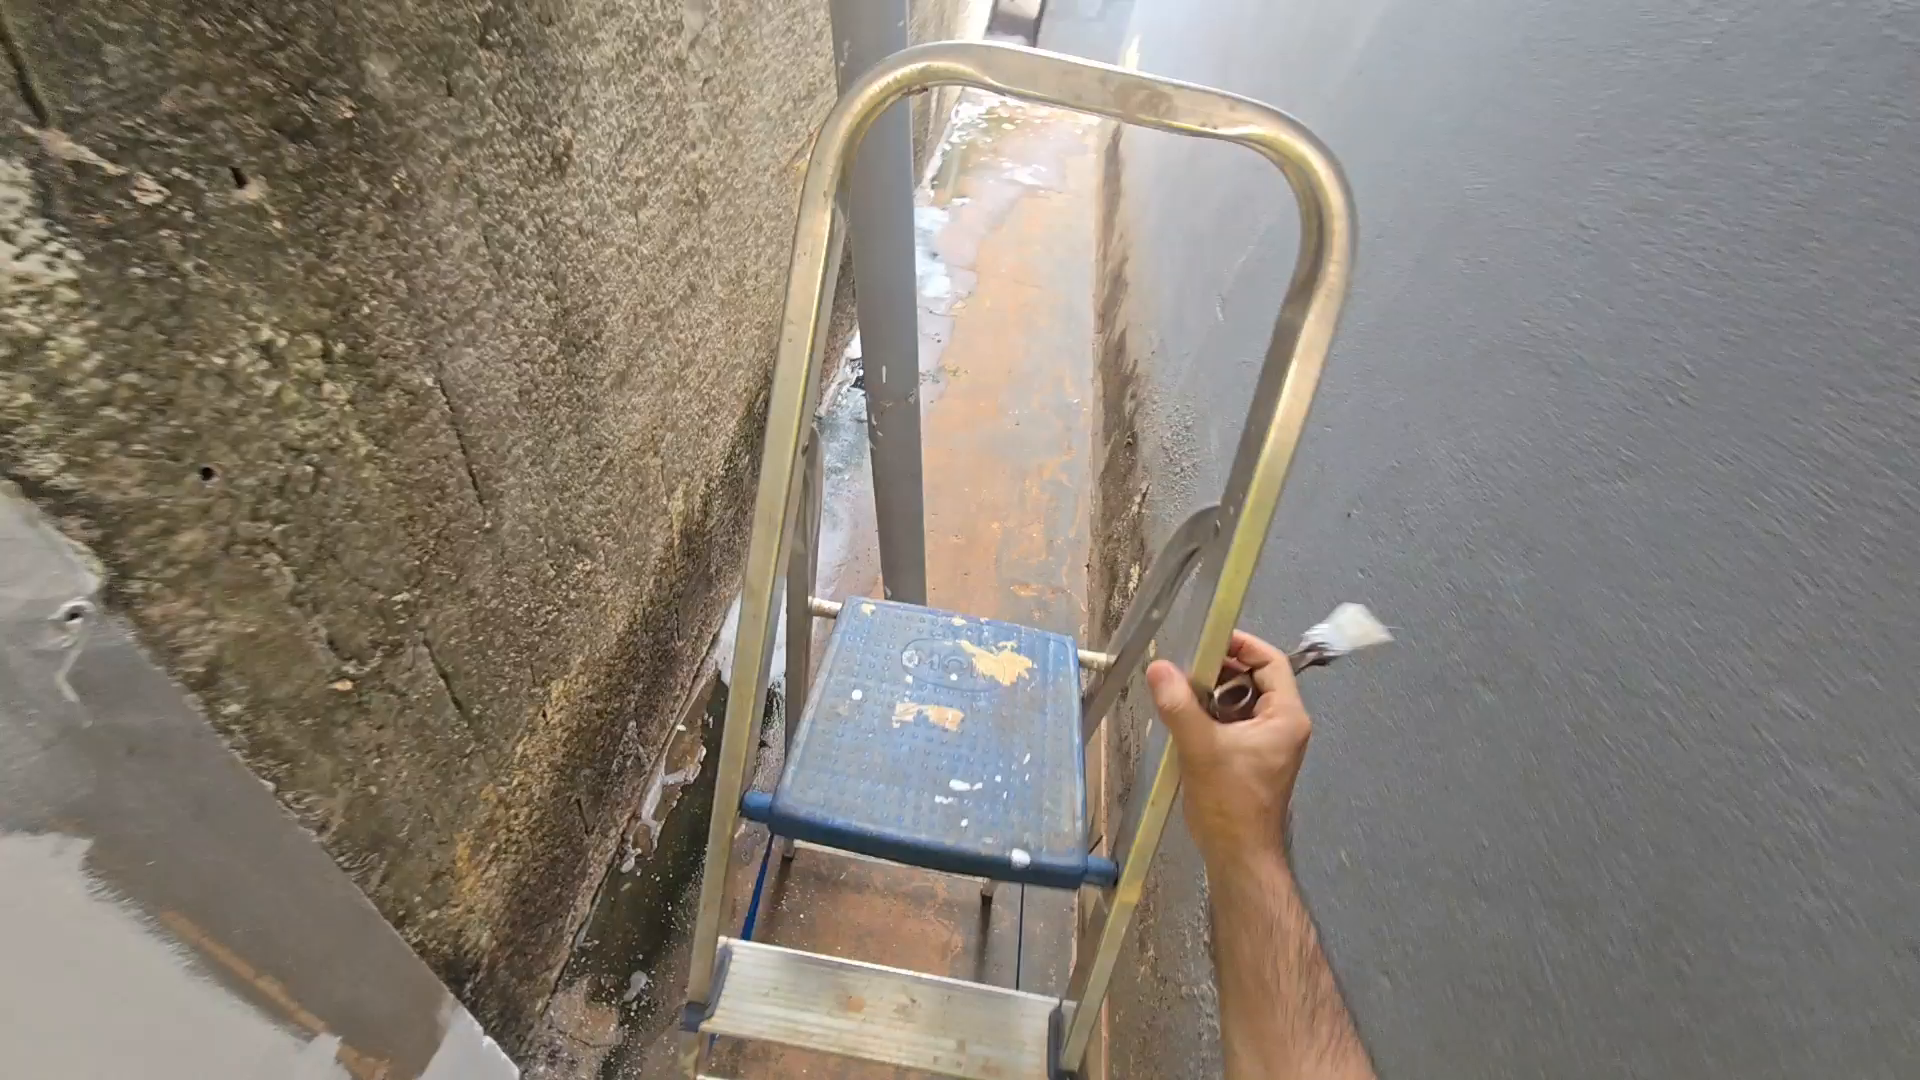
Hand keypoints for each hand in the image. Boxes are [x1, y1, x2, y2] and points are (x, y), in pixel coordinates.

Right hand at [1146, 630, 1311, 872]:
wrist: (1238, 857)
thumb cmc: (1230, 802)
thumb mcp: (1201, 748)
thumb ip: (1179, 705)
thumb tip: (1157, 667)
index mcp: (1286, 717)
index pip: (1271, 662)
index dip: (1241, 645)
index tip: (1206, 639)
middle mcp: (1282, 724)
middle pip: (1254, 678)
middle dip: (1219, 668)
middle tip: (1184, 666)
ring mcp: (1267, 741)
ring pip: (1239, 699)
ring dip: (1210, 691)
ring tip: (1178, 689)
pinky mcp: (1249, 756)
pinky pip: (1230, 720)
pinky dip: (1208, 712)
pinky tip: (1182, 716)